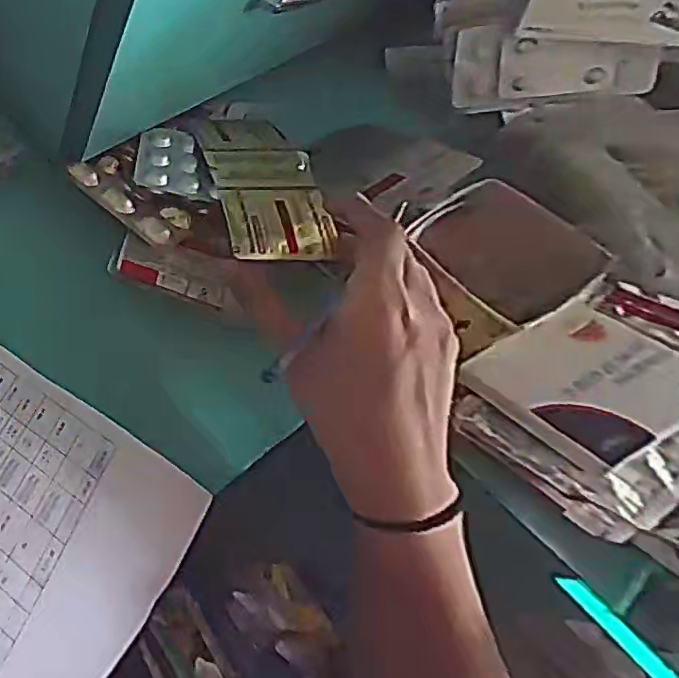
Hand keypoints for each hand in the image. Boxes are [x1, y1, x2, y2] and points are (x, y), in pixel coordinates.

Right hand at [232, 195, 459, 522]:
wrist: (399, 472)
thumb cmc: (341, 411)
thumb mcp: (296, 355)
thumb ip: (264, 304)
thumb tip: (230, 266)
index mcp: (379, 301)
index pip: (381, 232)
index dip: (356, 209)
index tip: (325, 205)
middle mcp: (418, 304)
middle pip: (400, 245)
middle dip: (364, 229)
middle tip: (326, 232)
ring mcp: (440, 324)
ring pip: (416, 268)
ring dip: (384, 254)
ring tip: (347, 262)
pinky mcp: (448, 344)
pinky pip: (425, 292)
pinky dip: (399, 279)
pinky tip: (374, 301)